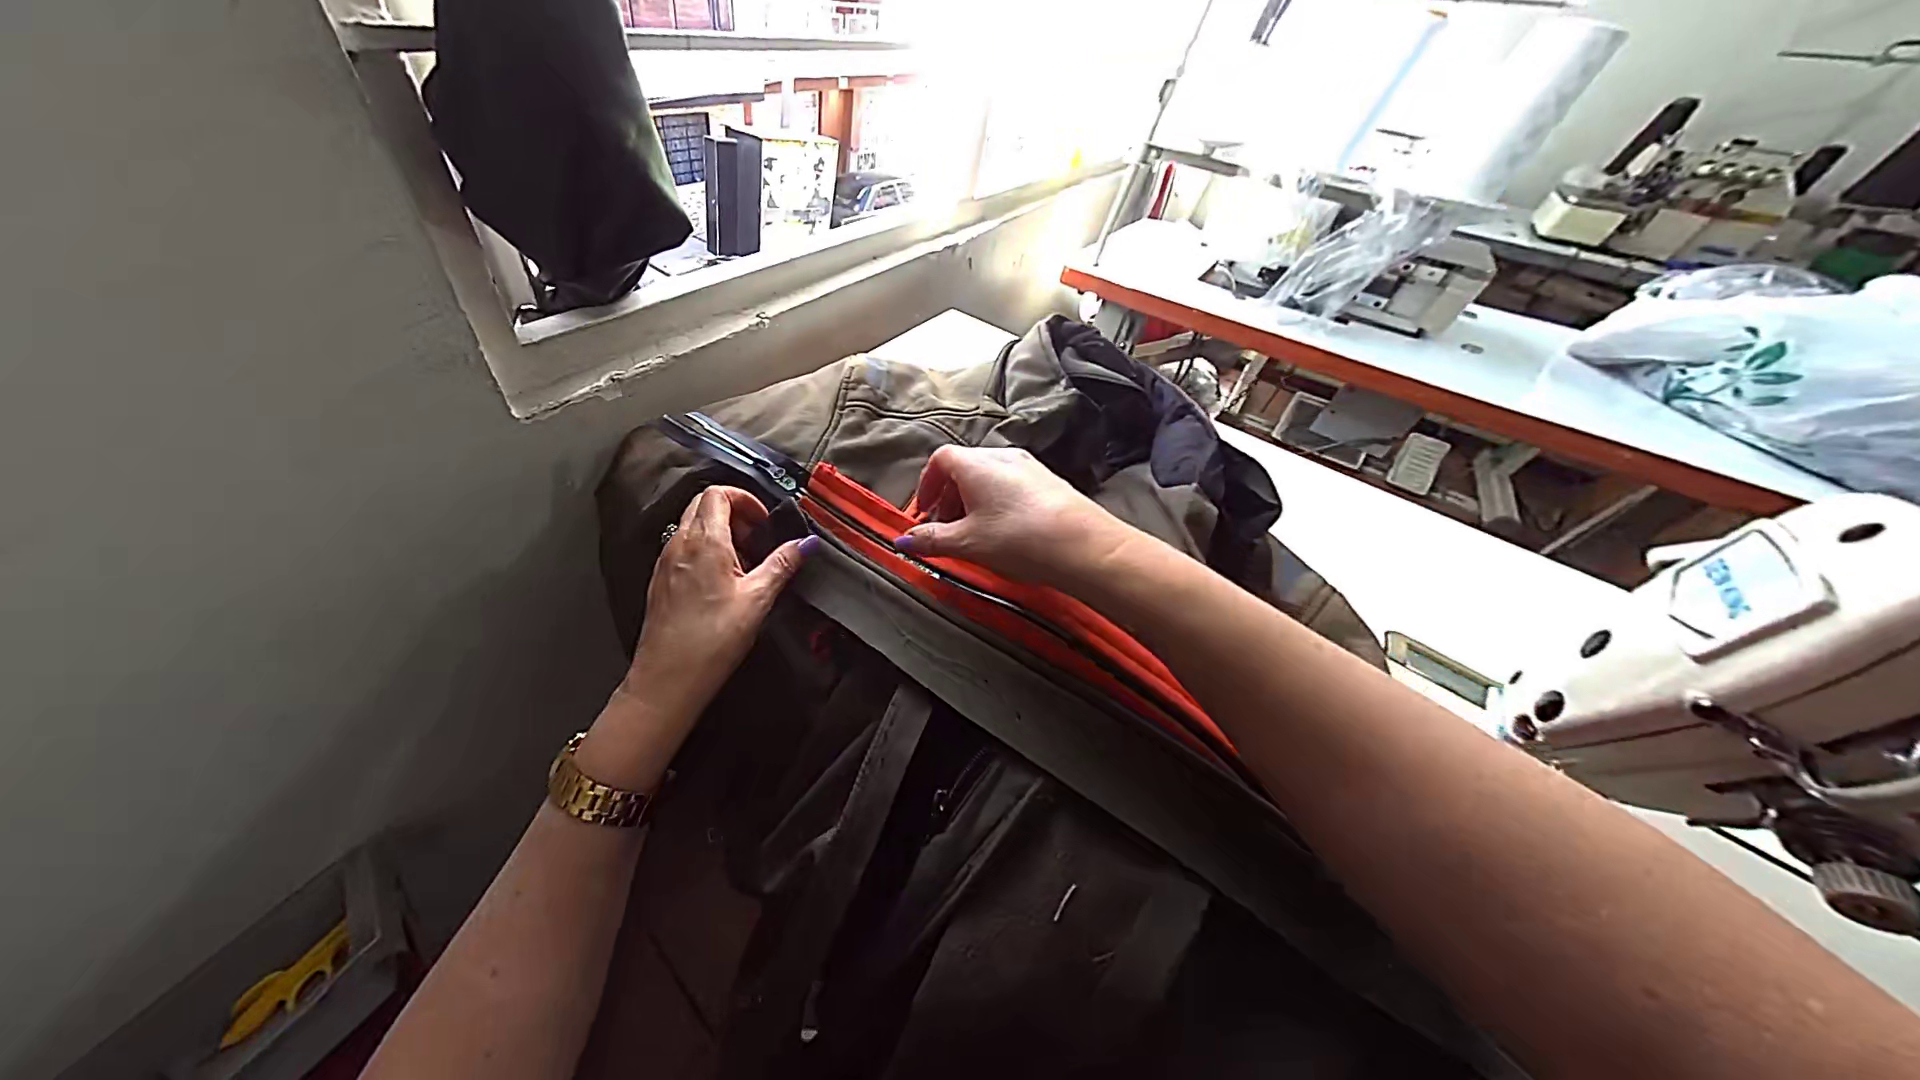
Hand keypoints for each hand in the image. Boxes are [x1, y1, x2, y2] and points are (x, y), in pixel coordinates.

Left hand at [628, 486, 812, 714]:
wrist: (668, 678)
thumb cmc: (710, 641)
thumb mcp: (758, 598)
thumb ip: (782, 565)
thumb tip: (804, 544)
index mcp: (705, 542)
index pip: (719, 493)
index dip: (746, 500)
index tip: (764, 523)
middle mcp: (679, 544)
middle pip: (704, 504)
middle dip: (734, 513)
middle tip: (756, 540)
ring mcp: (666, 561)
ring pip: (692, 525)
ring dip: (720, 532)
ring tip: (744, 564)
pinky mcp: (661, 580)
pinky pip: (683, 549)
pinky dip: (706, 551)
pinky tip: (723, 583)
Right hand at [899, 446, 1135, 588]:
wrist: (1084, 546)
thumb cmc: (1021, 538)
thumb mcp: (967, 543)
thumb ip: (931, 540)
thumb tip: (905, 541)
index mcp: (976, 464)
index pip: (939, 460)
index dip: (926, 486)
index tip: (923, 512)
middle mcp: (1002, 457)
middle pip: (964, 468)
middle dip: (948, 498)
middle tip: (944, 529)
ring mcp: (1029, 467)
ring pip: (989, 478)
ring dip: (973, 502)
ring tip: (973, 534)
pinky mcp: (1049, 483)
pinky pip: (1012, 487)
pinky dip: (997, 504)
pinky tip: (1004, 533)